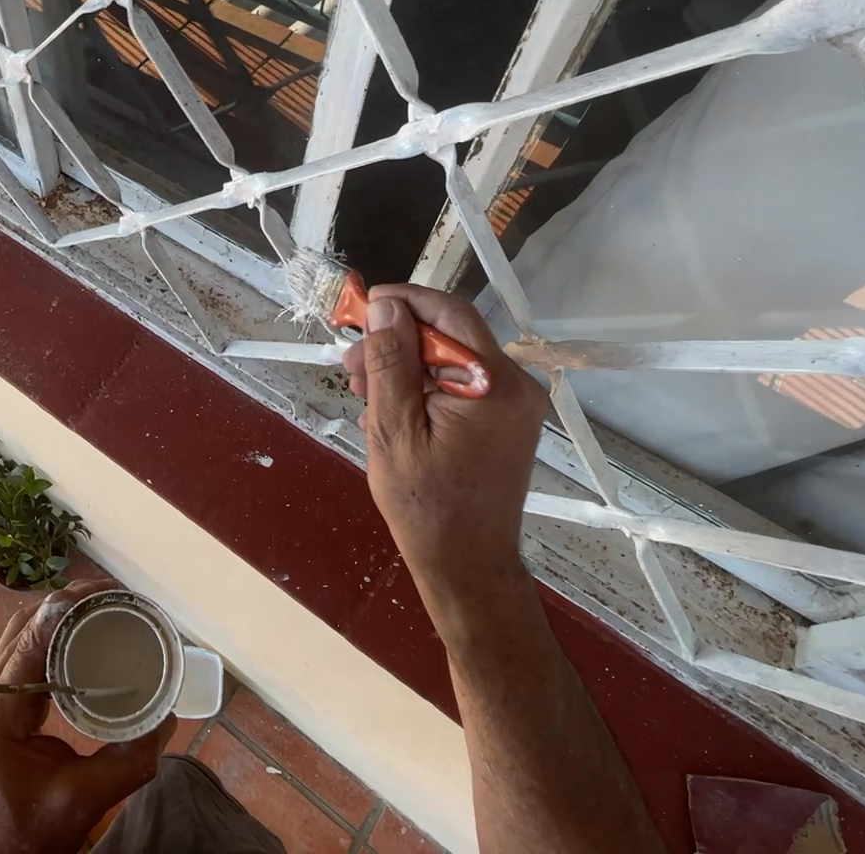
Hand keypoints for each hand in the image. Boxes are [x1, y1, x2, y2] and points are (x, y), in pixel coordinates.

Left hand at [0, 579, 176, 853]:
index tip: (108, 594)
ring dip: (59, 615)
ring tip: (104, 607)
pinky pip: (22, 652)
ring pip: (20, 633)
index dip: (66, 609)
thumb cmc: (31, 838)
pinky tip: (82, 636)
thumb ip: (129, 761)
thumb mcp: (84, 801)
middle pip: (24, 625)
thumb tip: (169, 719)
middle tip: (115, 597)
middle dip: (68, 602)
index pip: (30, 640)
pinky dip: (51, 635)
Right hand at [343, 285, 547, 602]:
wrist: (466, 564)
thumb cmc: (425, 504)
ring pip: (449, 359)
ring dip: (403, 367)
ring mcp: (513, 403)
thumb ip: (391, 363)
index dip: (402, 302)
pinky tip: (390, 412)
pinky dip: (421, 388)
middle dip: (395, 341)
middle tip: (350, 366)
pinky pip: (457, 384)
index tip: (359, 308)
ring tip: (363, 394)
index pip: (449, 313)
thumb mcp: (394, 429)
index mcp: (492, 384)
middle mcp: (515, 385)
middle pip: (448, 335)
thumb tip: (385, 306)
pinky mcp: (503, 419)